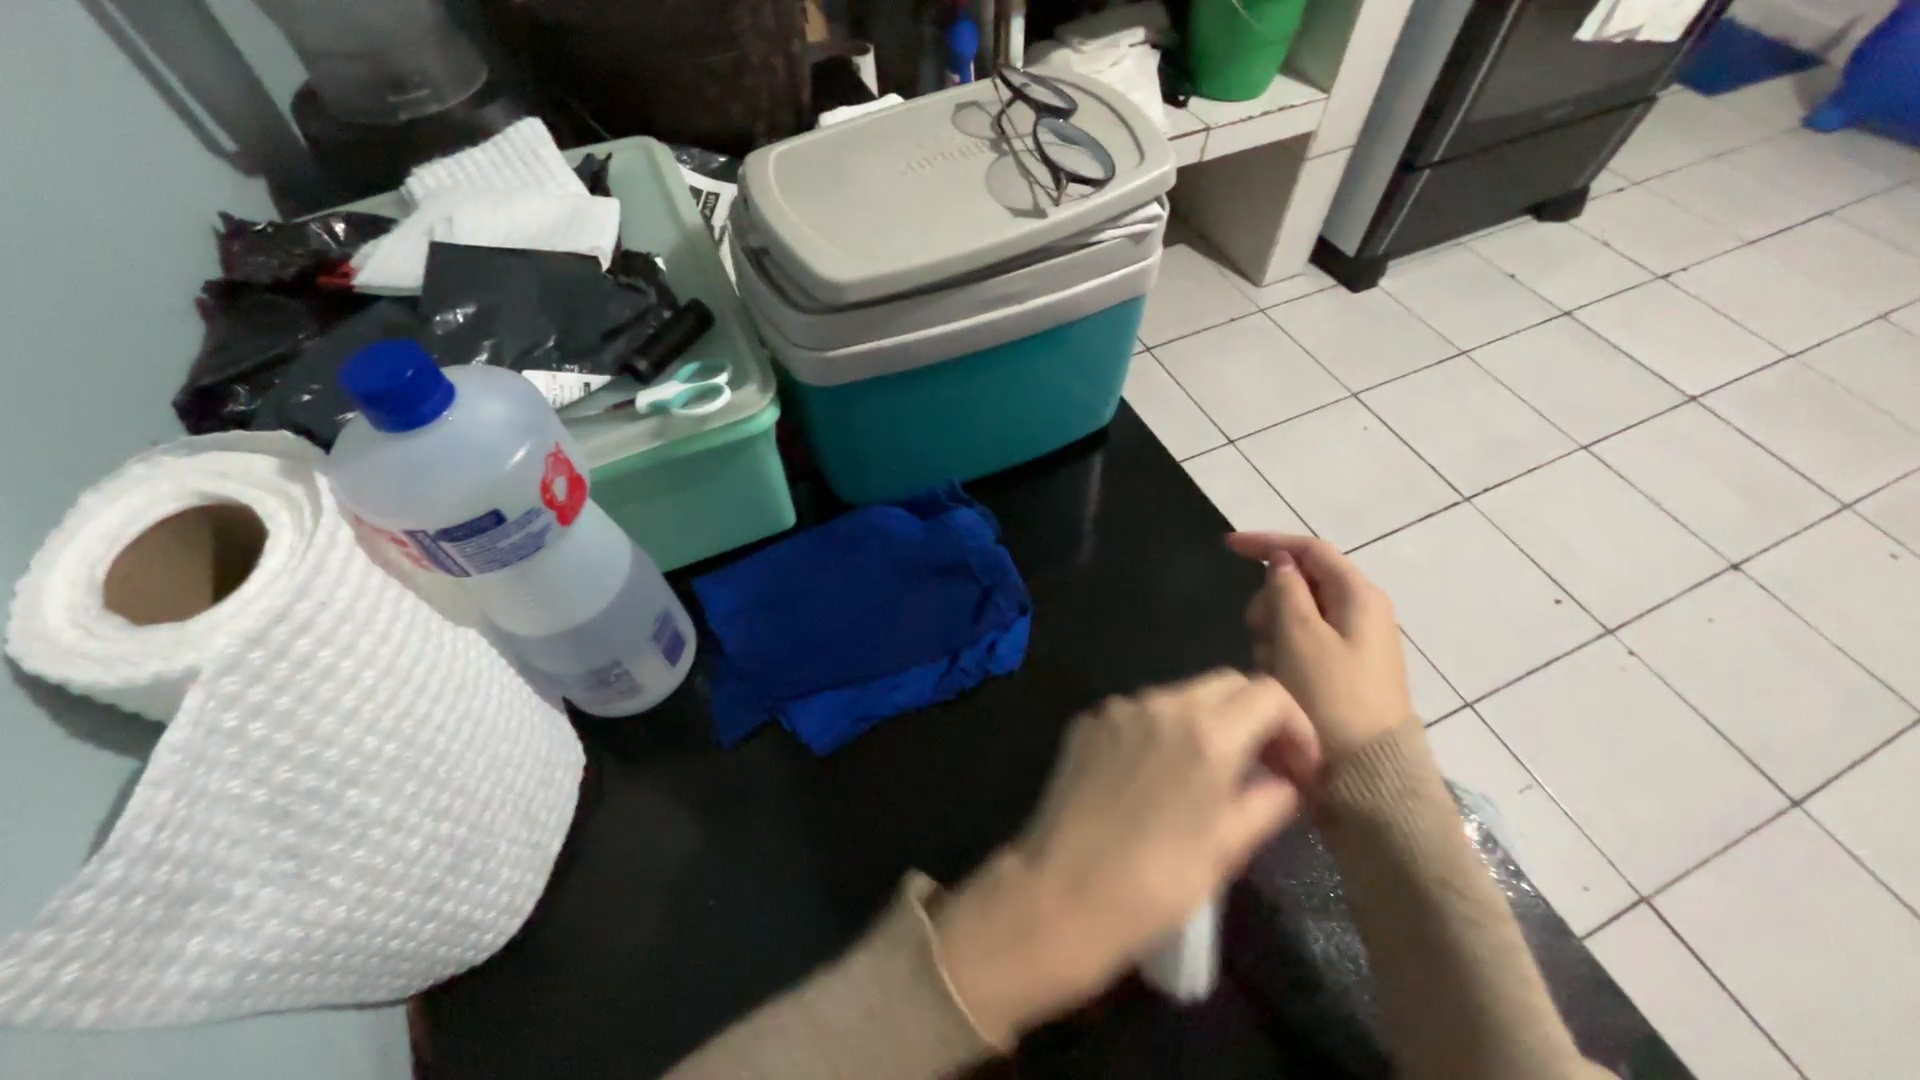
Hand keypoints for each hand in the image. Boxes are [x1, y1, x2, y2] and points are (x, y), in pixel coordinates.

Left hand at [934, 671, 1320, 1041]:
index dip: (1295, 726)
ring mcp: (1118, 710)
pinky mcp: (1086, 724)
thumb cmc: (1155, 884)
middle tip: (1263, 766)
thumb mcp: (1225, 850)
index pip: (1269, 694)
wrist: (1060, 895)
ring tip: (1209, 776)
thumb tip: (1286, 783)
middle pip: (1226, 684)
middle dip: (1254, 716)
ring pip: (1179, 695)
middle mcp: (1162, 704)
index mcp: (1208, 733)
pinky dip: (1160, 732)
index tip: (1298, 767)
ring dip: (1206, 722)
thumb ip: (1266, 803)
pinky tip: (1155, 778)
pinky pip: (1137, 713)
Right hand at [1226, 532, 1413, 762]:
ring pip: (1296, 616)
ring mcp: (1354, 644)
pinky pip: (1302, 645)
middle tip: (1256, 633)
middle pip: (1300, 583)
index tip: (1226, 548)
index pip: (1309, 550)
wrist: (1366, 772)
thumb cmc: (1330, 697)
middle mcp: (1361, 613)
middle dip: (1269, 601)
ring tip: (1268, 665)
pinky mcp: (1344, 672)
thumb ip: (1286, 591)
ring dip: (1273, 633)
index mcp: (1359, 596)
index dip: (1267, 543)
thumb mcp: (1300, 638)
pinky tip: (1276, 679)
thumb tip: (1282, 562)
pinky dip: (1283, 654)